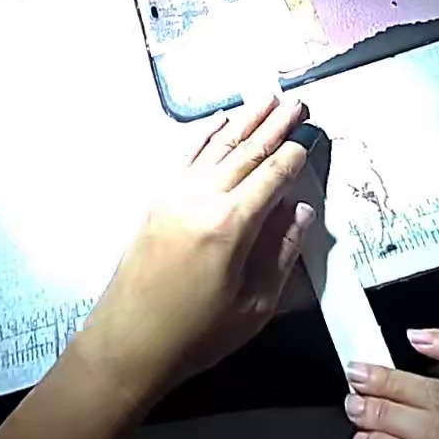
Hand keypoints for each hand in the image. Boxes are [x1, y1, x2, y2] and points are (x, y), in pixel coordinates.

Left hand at [69, 97, 315, 406]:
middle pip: (245, 152)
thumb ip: (281, 252)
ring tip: (264, 98)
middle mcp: (201, 197)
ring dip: (242, 120)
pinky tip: (218, 120)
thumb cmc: (198, 332)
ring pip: (216, 146)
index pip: (271, 177)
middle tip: (295, 102)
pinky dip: (203, 134)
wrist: (130, 339)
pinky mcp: (157, 196)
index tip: (308, 135)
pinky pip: (184, 155)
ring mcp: (175, 192)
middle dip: (273, 125)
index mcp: (230, 225)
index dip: (293, 155)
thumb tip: (300, 209)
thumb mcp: (254, 306)